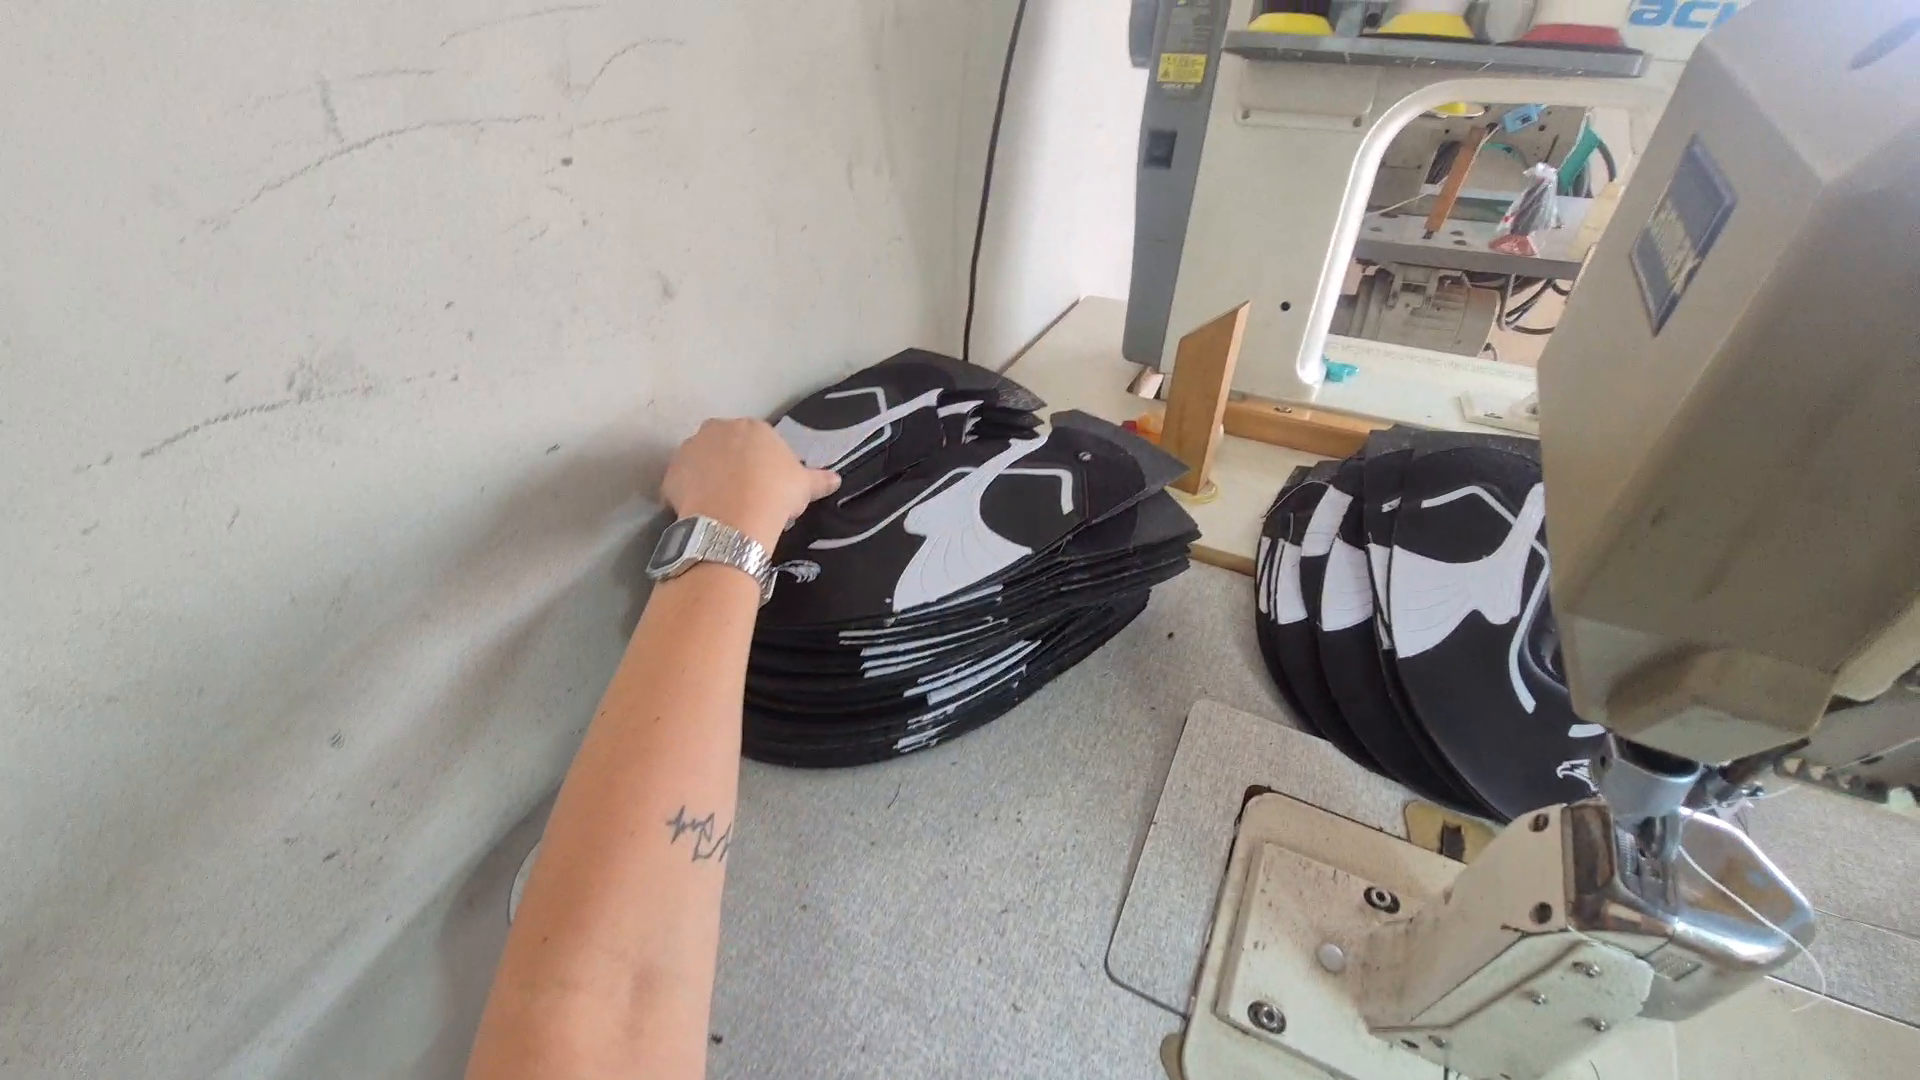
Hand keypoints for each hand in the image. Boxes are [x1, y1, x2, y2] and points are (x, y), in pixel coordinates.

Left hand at [661, 418, 839, 549]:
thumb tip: (837, 479)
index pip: (759, 441)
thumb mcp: (804, 487)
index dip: (764, 464)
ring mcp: (690, 449)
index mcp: (753, 427)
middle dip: (732, 464)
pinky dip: (691, 494)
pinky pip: (683, 483)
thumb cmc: (775, 494)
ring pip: (701, 462)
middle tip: (745, 493)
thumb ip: (819, 479)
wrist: (734, 519)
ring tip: (723, 505)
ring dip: (709, 477)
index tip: (769, 486)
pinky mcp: (670, 473)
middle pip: (726, 446)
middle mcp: (718, 428)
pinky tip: (705, 512)